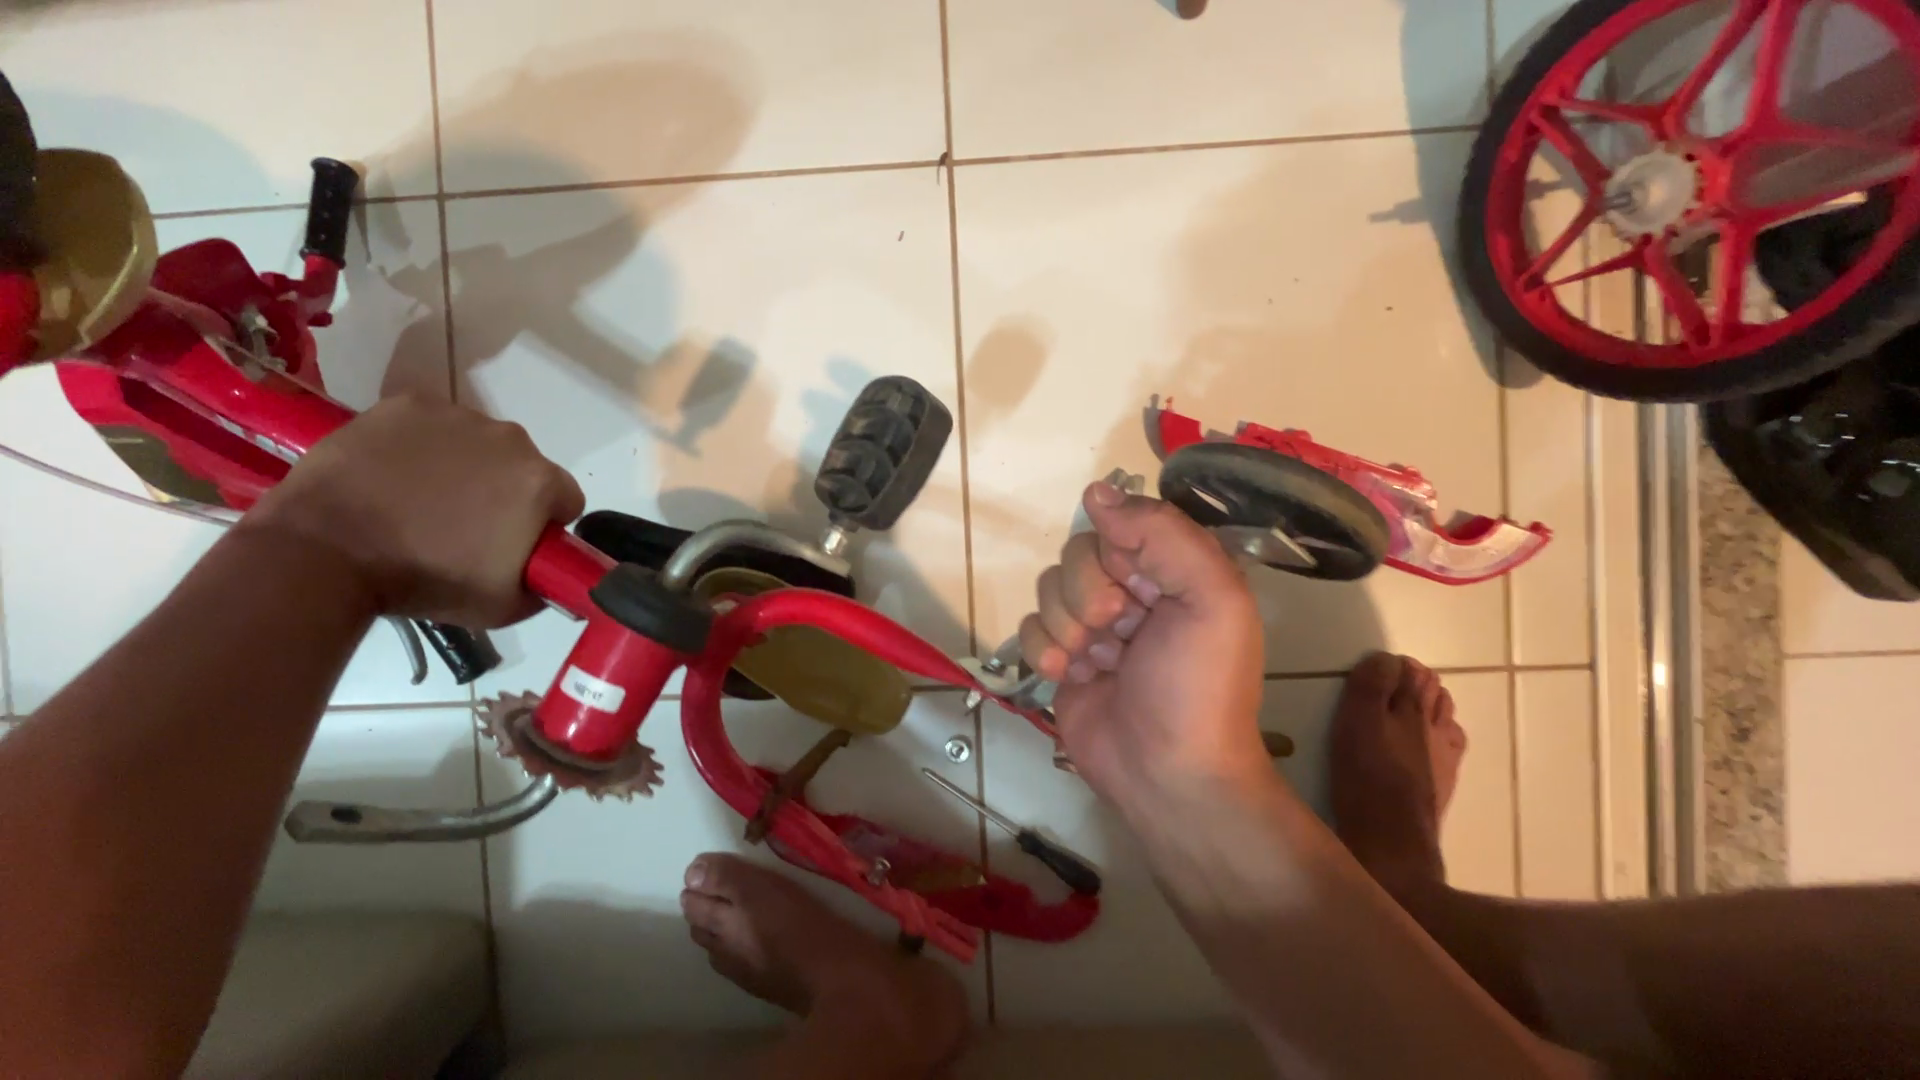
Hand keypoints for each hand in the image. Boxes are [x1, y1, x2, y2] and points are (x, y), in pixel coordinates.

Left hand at [239, 394, 583, 626]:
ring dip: (466, 467)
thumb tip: (546, 575)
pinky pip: (432, 425)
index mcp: (540, 483)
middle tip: (465, 526)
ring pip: (479, 444)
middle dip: (505, 492)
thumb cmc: (425, 580)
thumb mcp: (503, 607)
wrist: (326, 551)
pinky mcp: (406, 405)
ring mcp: (455, 417)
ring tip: (423, 500)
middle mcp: (509, 439)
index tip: (514, 544)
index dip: (544, 526)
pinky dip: (423, 446)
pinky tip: (397, 474)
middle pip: (524, 467)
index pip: (566, 501)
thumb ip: (542, 586)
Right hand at [1020, 481, 1269, 806]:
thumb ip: (1162, 534)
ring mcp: (1093, 626)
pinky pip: (1031, 627)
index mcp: (1174, 570)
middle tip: (1119, 630)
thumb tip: (1097, 491)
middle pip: (1078, 553)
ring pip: (1050, 588)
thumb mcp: (1210, 598)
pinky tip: (1072, 675)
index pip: (1121, 524)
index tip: (1135, 587)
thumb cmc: (1198, 686)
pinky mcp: (1062, 659)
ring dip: (1070, 626)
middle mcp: (1132, 590)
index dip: (1117, 552)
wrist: (1168, 774)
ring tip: (1099, 661)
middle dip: (1089, 592)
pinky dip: (1045, 650)